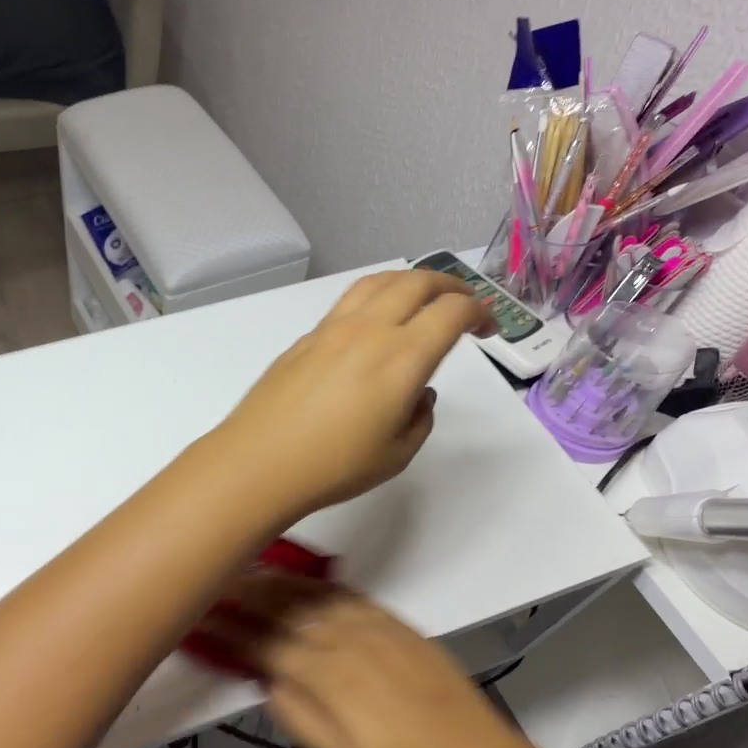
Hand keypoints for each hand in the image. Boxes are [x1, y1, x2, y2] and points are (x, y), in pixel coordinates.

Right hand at [196, 573, 543, 747]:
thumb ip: (298, 717)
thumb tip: (264, 679)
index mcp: (329, 678)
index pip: (263, 644)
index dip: (227, 630)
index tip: (197, 617)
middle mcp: (349, 641)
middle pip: (285, 609)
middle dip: (244, 593)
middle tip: (210, 580)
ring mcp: (377, 628)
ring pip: (314, 595)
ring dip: (276, 581)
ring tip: (244, 569)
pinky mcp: (400, 625)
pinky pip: (349, 594)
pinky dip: (318, 584)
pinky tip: (303, 581)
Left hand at [207, 270, 493, 518]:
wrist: (259, 462)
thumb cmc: (333, 467)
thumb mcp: (396, 454)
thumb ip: (419, 418)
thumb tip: (419, 394)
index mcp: (402, 357)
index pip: (452, 312)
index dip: (480, 312)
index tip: (488, 328)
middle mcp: (369, 330)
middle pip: (418, 282)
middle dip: (450, 286)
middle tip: (464, 303)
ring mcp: (332, 330)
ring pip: (378, 281)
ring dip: (410, 281)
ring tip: (421, 297)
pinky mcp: (304, 339)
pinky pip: (348, 301)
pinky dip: (374, 297)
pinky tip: (373, 321)